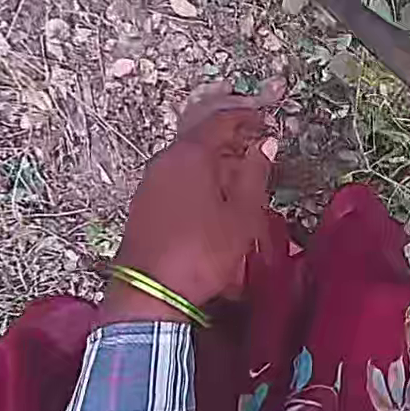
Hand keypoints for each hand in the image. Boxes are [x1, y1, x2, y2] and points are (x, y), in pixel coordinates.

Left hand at [99, 79, 284, 324]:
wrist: (150, 292)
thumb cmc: (202, 253)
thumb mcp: (241, 215)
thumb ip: (255, 174)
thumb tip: (265, 145)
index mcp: (190, 156)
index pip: (220, 121)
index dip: (246, 118)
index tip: (264, 121)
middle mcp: (165, 161)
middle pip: (201, 138)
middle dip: (230, 140)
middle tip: (255, 146)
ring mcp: (150, 182)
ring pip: (187, 159)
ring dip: (214, 161)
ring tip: (238, 175)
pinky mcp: (144, 204)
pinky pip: (175, 177)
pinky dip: (197, 178)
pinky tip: (212, 197)